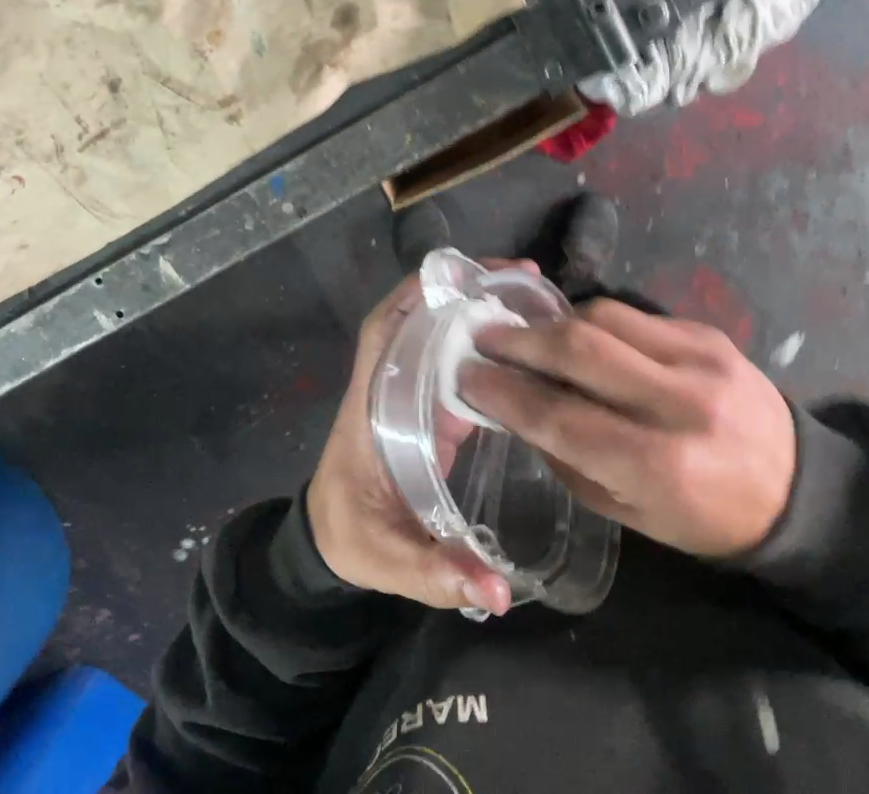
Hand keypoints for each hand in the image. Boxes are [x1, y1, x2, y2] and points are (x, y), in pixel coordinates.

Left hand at [306, 273, 516, 615]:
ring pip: (440, 338)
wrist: (330, 544)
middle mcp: (390, 389)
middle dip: (464, 293)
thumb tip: (501, 592)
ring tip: (539, 302)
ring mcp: (410, 397)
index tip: (462, 277)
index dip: (415, 298)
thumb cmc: (350, 540)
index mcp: (372, 409)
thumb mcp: (389, 560)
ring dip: (480, 314)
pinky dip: (487, 349)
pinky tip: (531, 348)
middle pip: (419, 322)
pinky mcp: (429, 412)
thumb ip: (437, 572)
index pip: (384, 335)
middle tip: (525, 280)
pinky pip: (456, 365)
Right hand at [459, 299, 796, 558]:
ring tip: (529, 335)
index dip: (503, 392)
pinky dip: (596, 322)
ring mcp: (700, 360)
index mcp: (656, 465)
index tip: (466, 376)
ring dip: (554, 323)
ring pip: (603, 317)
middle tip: (484, 337)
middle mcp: (679, 404)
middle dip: (519, 340)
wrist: (797, 489)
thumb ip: (568, 459)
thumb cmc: (703, 516)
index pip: (558, 416)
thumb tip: (518, 409)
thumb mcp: (627, 512)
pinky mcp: (711, 334)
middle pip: (578, 349)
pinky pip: (635, 314)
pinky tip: (581, 337)